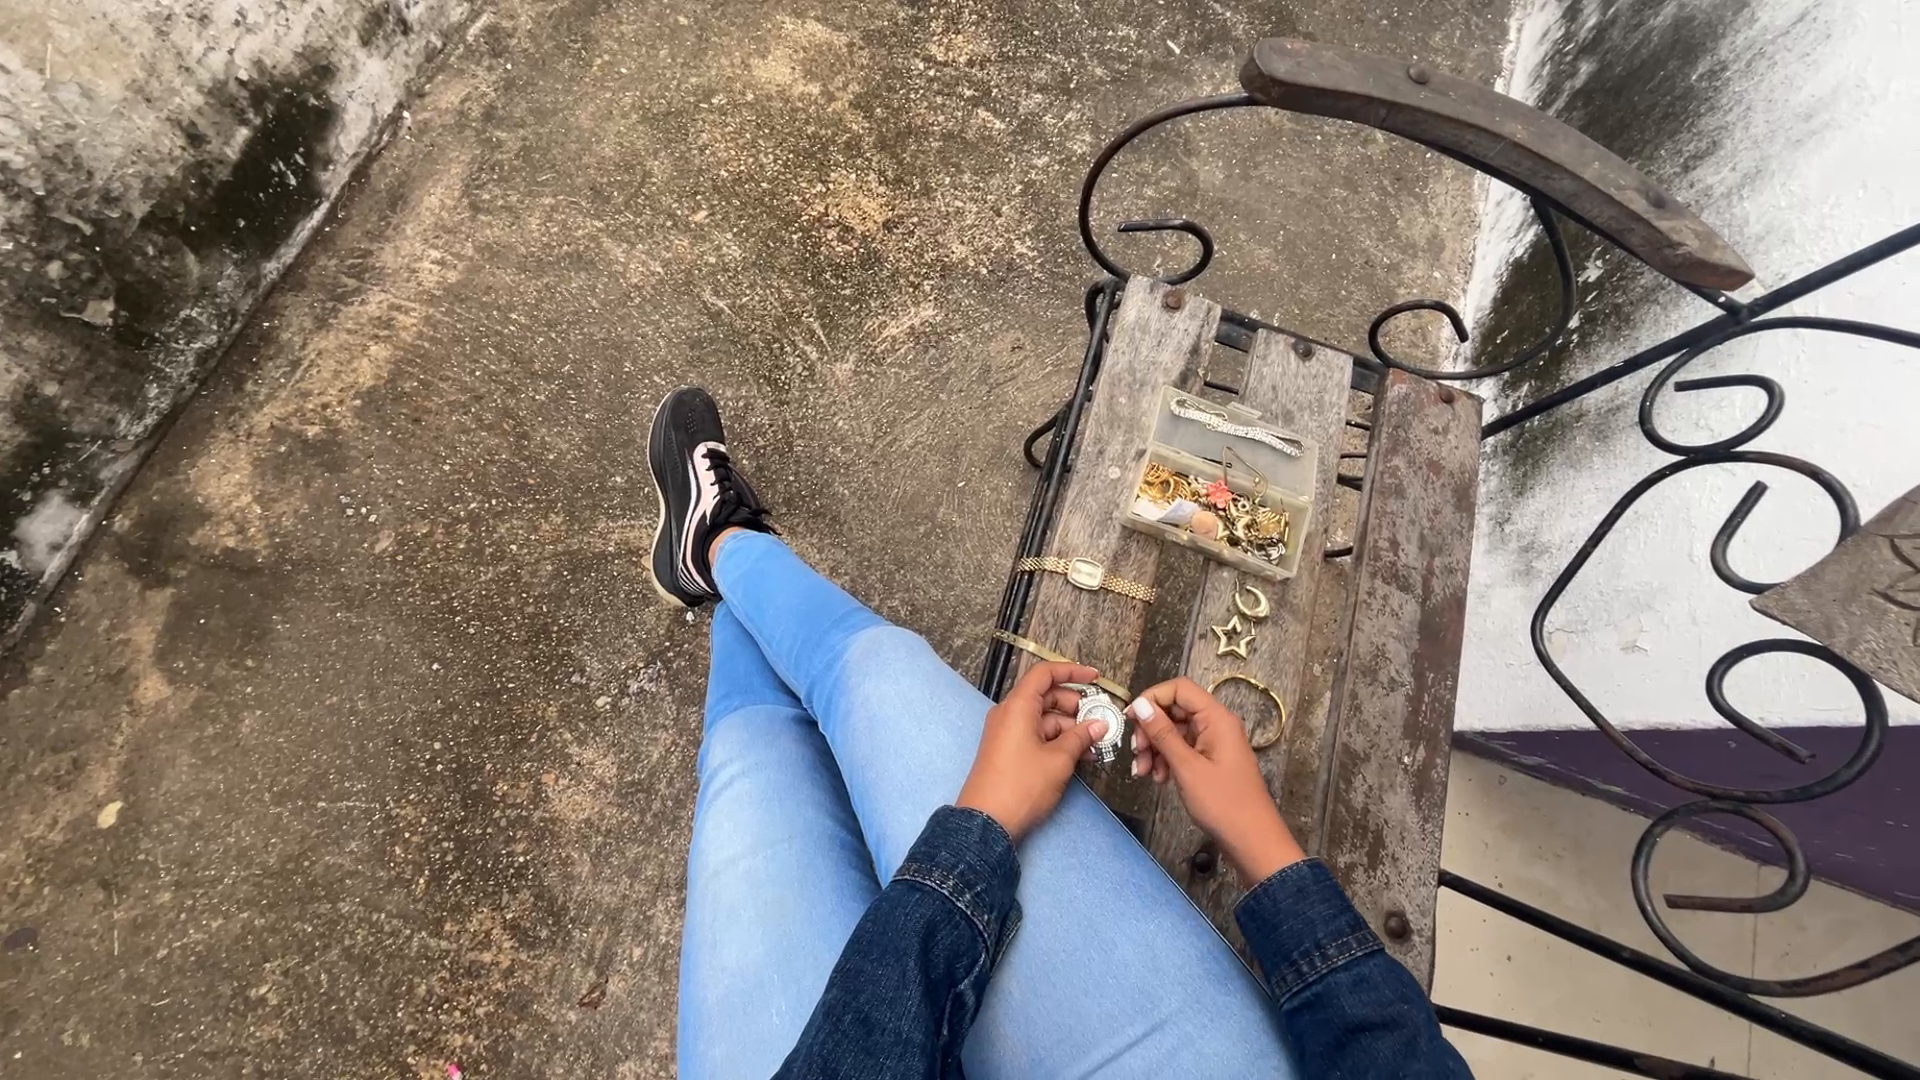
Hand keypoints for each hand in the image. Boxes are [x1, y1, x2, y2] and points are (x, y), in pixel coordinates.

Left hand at [957, 662, 1109, 840]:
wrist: (986, 823)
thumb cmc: (1020, 786)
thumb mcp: (1058, 760)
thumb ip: (1080, 737)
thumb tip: (1097, 725)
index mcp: (1017, 706)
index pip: (1044, 674)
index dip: (1071, 672)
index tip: (1094, 677)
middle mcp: (1009, 714)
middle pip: (1046, 697)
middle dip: (1075, 707)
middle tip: (1099, 721)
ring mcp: (1007, 732)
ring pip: (1044, 719)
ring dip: (1069, 728)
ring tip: (1094, 746)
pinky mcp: (1008, 750)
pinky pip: (1036, 735)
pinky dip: (1057, 740)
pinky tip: (1079, 755)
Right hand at [1129, 677, 1304, 882]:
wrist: (1253, 843)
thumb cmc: (1224, 805)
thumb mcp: (1186, 767)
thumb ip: (1162, 733)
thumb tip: (1141, 705)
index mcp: (1216, 719)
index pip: (1179, 688)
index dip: (1152, 698)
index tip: (1131, 719)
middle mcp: (1216, 725)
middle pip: (1174, 710)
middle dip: (1150, 729)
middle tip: (1136, 752)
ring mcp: (1214, 743)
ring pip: (1174, 731)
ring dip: (1155, 748)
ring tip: (1145, 772)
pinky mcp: (1210, 760)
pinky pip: (1182, 749)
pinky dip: (1166, 760)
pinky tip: (1158, 778)